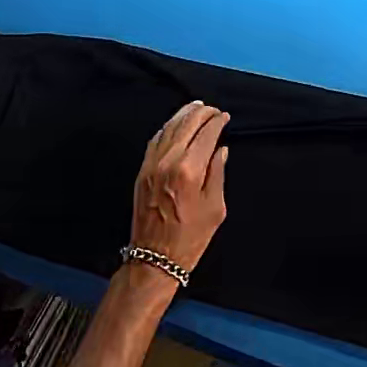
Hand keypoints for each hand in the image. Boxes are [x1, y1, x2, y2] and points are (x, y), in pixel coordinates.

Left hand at [130, 101, 230, 273]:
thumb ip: (217, 173)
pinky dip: (167, 128)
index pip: (206, 134)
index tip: (224, 117)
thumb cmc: (190, 238)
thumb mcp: (215, 208)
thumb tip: (220, 149)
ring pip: (168, 128)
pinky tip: (175, 125)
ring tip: (195, 108)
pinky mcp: (142, 171)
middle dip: (201, 113)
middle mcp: (168, 162)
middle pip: (186, 125)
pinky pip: (154, 140)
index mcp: (189, 171)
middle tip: (212, 109)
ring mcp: (151, 165)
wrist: (154, 258)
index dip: (217, 121)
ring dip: (183, 115)